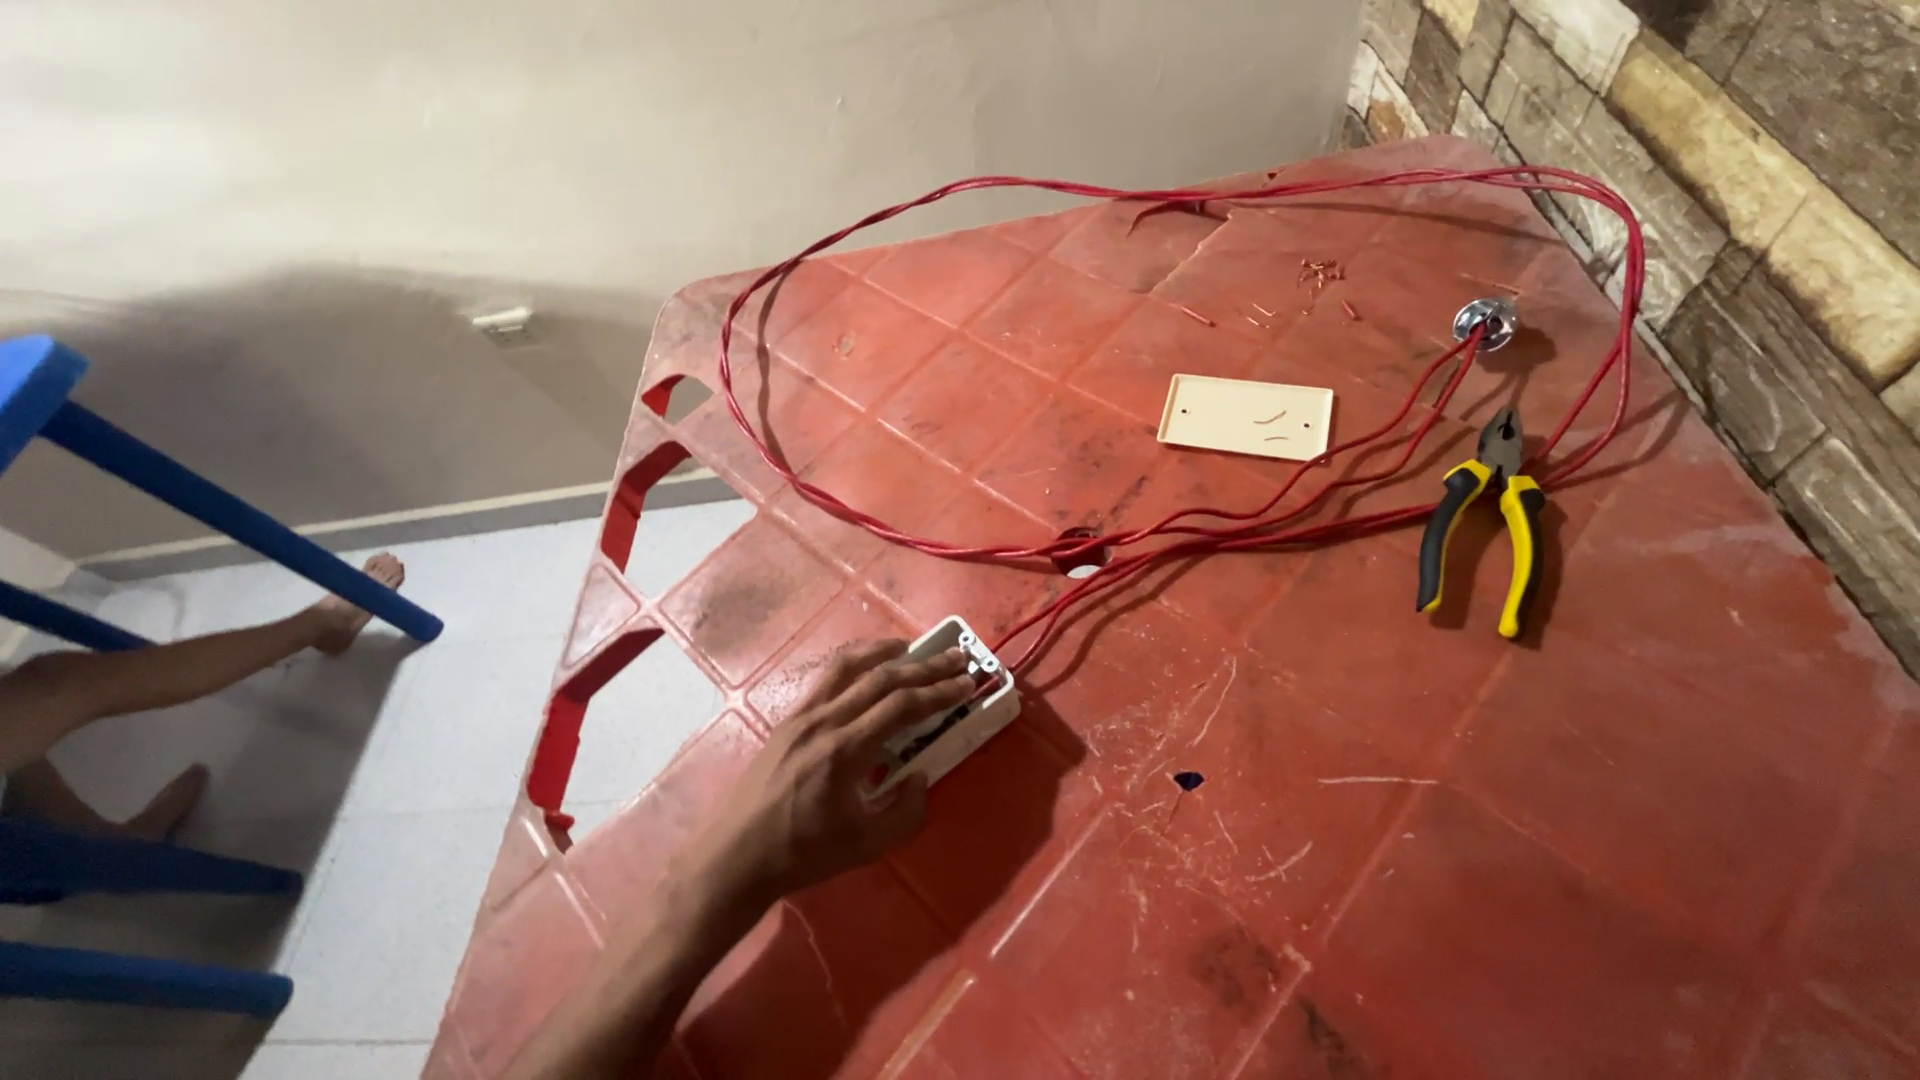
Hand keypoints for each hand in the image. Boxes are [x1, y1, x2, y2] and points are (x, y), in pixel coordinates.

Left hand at [677, 640, 972, 909]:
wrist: (735, 856)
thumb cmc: (802, 855)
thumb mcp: (866, 846)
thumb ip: (905, 812)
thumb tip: (920, 778)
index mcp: (845, 752)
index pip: (901, 707)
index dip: (939, 692)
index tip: (966, 683)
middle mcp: (823, 722)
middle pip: (882, 679)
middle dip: (925, 667)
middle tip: (956, 659)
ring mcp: (801, 716)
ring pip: (849, 667)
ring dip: (885, 652)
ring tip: (913, 647)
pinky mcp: (788, 720)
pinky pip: (827, 679)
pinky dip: (855, 665)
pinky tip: (868, 669)